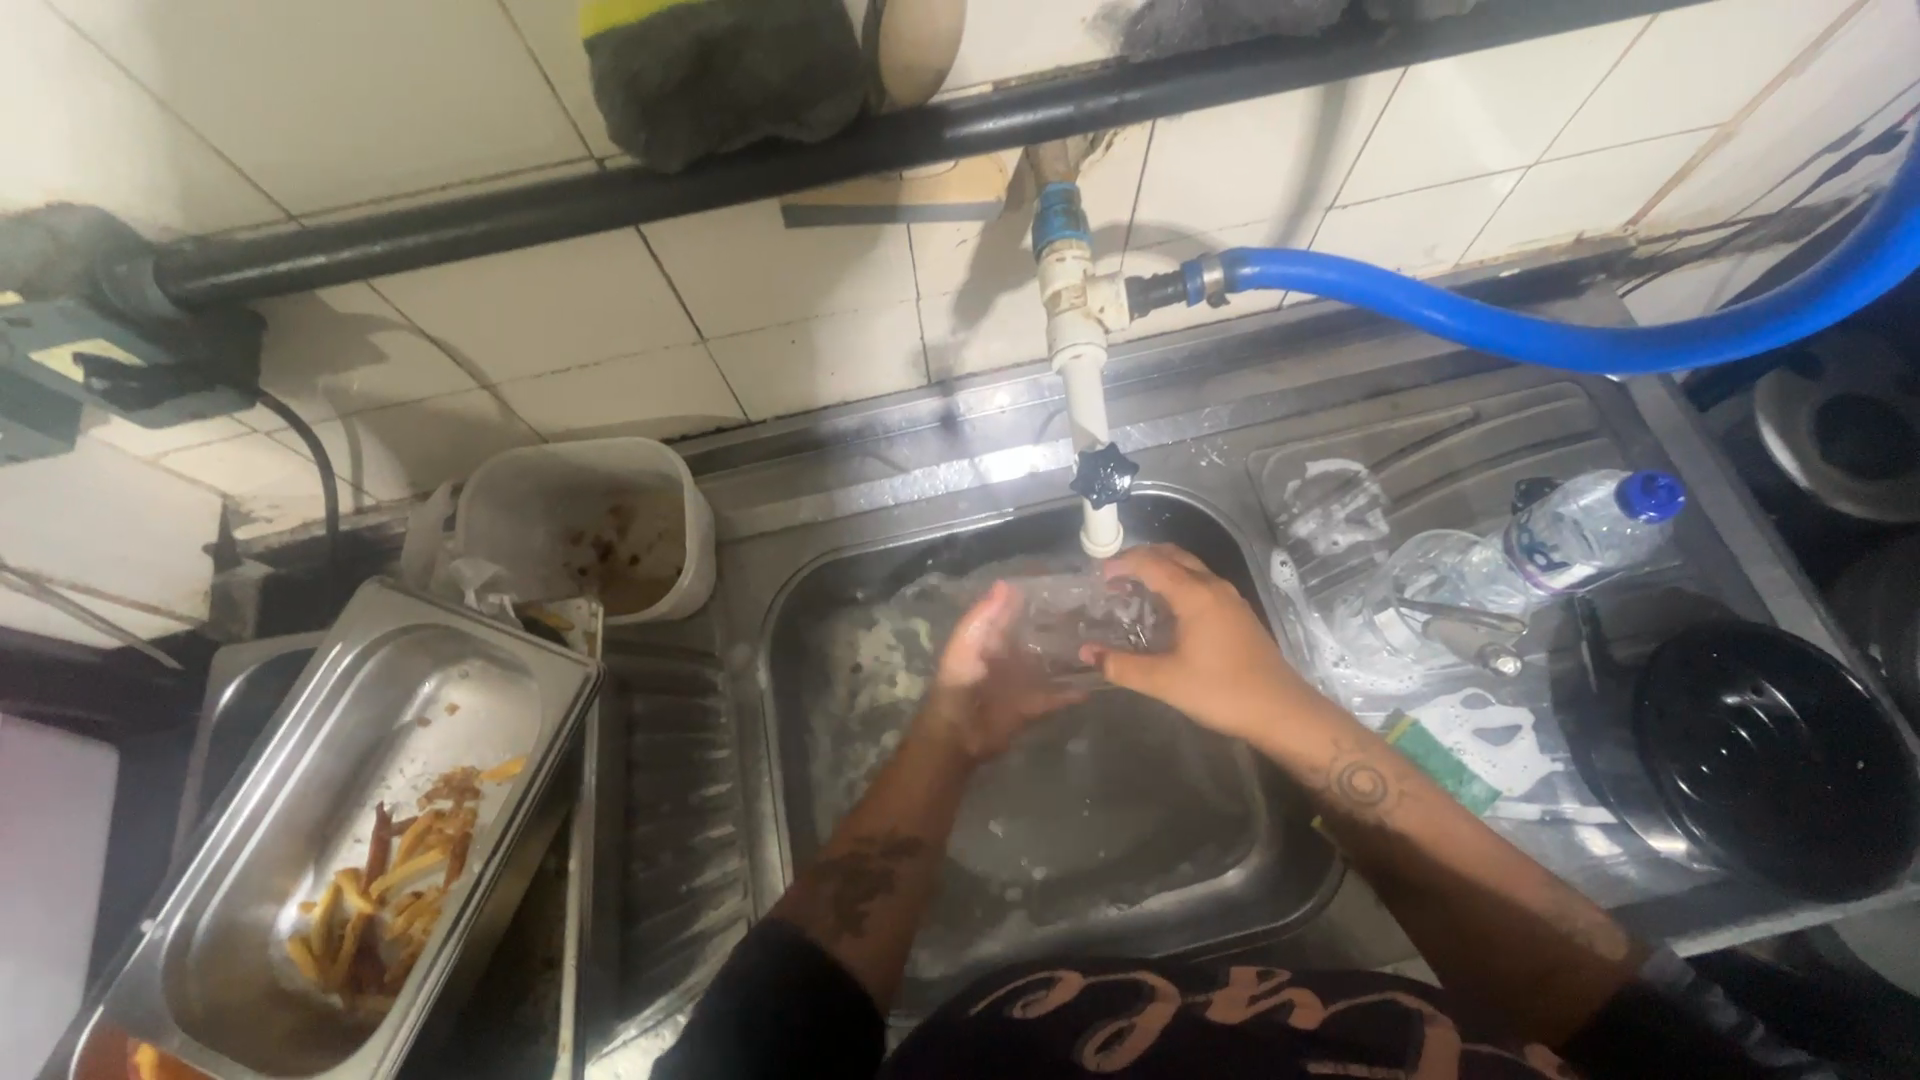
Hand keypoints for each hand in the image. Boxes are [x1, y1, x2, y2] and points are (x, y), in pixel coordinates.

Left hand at [916, 581, 1086, 763]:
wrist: (958, 734)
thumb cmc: (959, 684)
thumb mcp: (966, 644)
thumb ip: (984, 616)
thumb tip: (1007, 583)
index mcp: (988, 640)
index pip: (1011, 613)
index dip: (1031, 598)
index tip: (1062, 583)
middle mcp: (1007, 658)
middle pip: (1036, 638)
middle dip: (1058, 627)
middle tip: (1092, 612)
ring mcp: (1020, 683)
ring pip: (1048, 666)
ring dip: (1067, 658)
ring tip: (1098, 643)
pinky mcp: (1030, 707)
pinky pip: (1054, 697)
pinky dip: (1069, 693)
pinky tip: (1091, 685)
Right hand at [1081, 544, 1326, 742]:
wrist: (1282, 711)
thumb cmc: (1221, 692)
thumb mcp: (1164, 682)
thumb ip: (1121, 666)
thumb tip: (1086, 653)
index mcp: (1195, 595)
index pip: (1152, 563)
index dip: (1122, 563)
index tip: (1099, 575)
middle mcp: (1213, 587)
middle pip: (1173, 555)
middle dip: (1141, 558)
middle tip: (1113, 576)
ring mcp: (1230, 599)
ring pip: (1190, 568)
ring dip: (1161, 570)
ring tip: (1134, 590)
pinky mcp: (1238, 614)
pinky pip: (1201, 584)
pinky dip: (1178, 583)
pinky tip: (1166, 612)